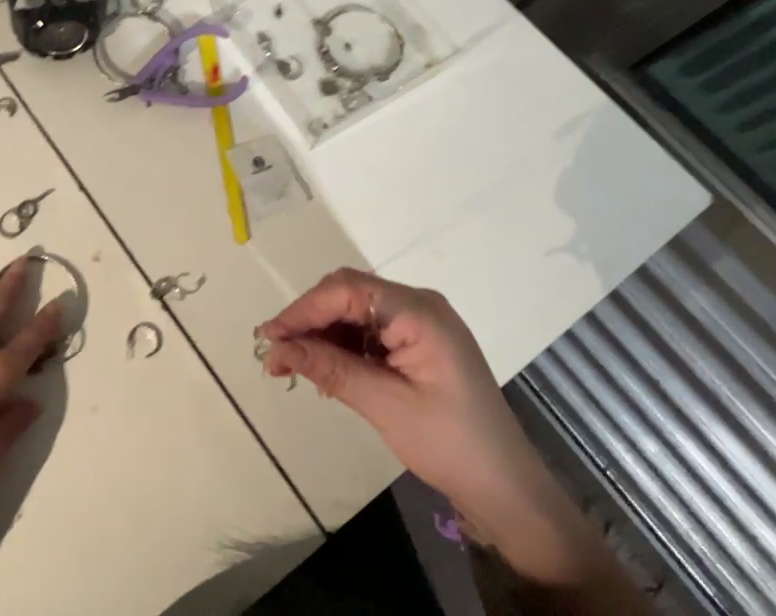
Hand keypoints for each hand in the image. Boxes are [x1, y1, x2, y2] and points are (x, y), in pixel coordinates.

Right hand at [258, 268, 538, 522]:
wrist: (505, 486)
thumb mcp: (386, 406)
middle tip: (277, 356)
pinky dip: (342, 347)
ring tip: (292, 368)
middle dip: (309, 320)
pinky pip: (369, 332)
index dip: (303, 309)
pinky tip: (324, 371)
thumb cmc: (451, 444)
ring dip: (321, 335)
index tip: (269, 338)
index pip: (347, 290)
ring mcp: (421, 324)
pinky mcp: (418, 344)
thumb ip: (331, 369)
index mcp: (420, 312)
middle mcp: (419, 306)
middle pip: (348, 295)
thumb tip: (276, 348)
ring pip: (354, 313)